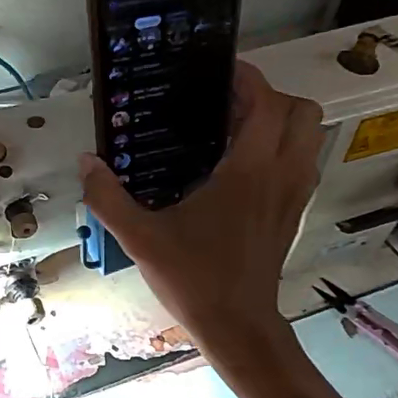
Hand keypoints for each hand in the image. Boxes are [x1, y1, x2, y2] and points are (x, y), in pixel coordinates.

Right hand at [80, 62, 323, 376]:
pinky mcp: (295, 212)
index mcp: (251, 170)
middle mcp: (282, 174)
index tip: (219, 72)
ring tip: (237, 130)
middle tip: (230, 104)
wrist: (238, 326)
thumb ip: (108, 197)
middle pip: (302, 110)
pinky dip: (284, 149)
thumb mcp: (141, 238)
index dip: (247, 77)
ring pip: (310, 136)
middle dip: (271, 96)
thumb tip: (87, 162)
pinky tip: (245, 167)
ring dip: (282, 122)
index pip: (266, 101)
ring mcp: (295, 194)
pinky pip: (303, 162)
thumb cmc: (195, 279)